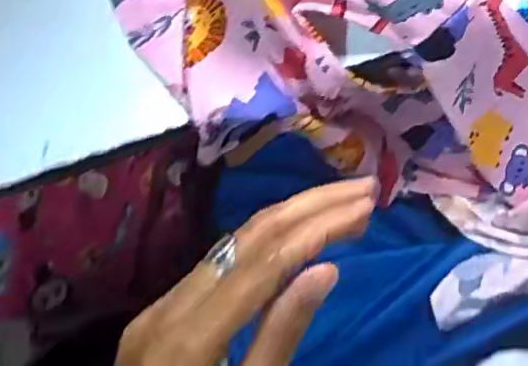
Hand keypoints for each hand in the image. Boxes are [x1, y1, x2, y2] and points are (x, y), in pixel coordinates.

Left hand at [117, 177, 372, 365]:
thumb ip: (280, 338)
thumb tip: (328, 267)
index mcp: (189, 337)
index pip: (267, 260)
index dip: (320, 226)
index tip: (367, 207)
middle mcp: (169, 307)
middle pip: (251, 236)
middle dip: (313, 205)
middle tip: (365, 188)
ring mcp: (159, 308)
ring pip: (235, 241)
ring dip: (293, 215)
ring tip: (342, 200)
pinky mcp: (160, 315)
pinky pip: (221, 263)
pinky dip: (265, 241)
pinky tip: (296, 233)